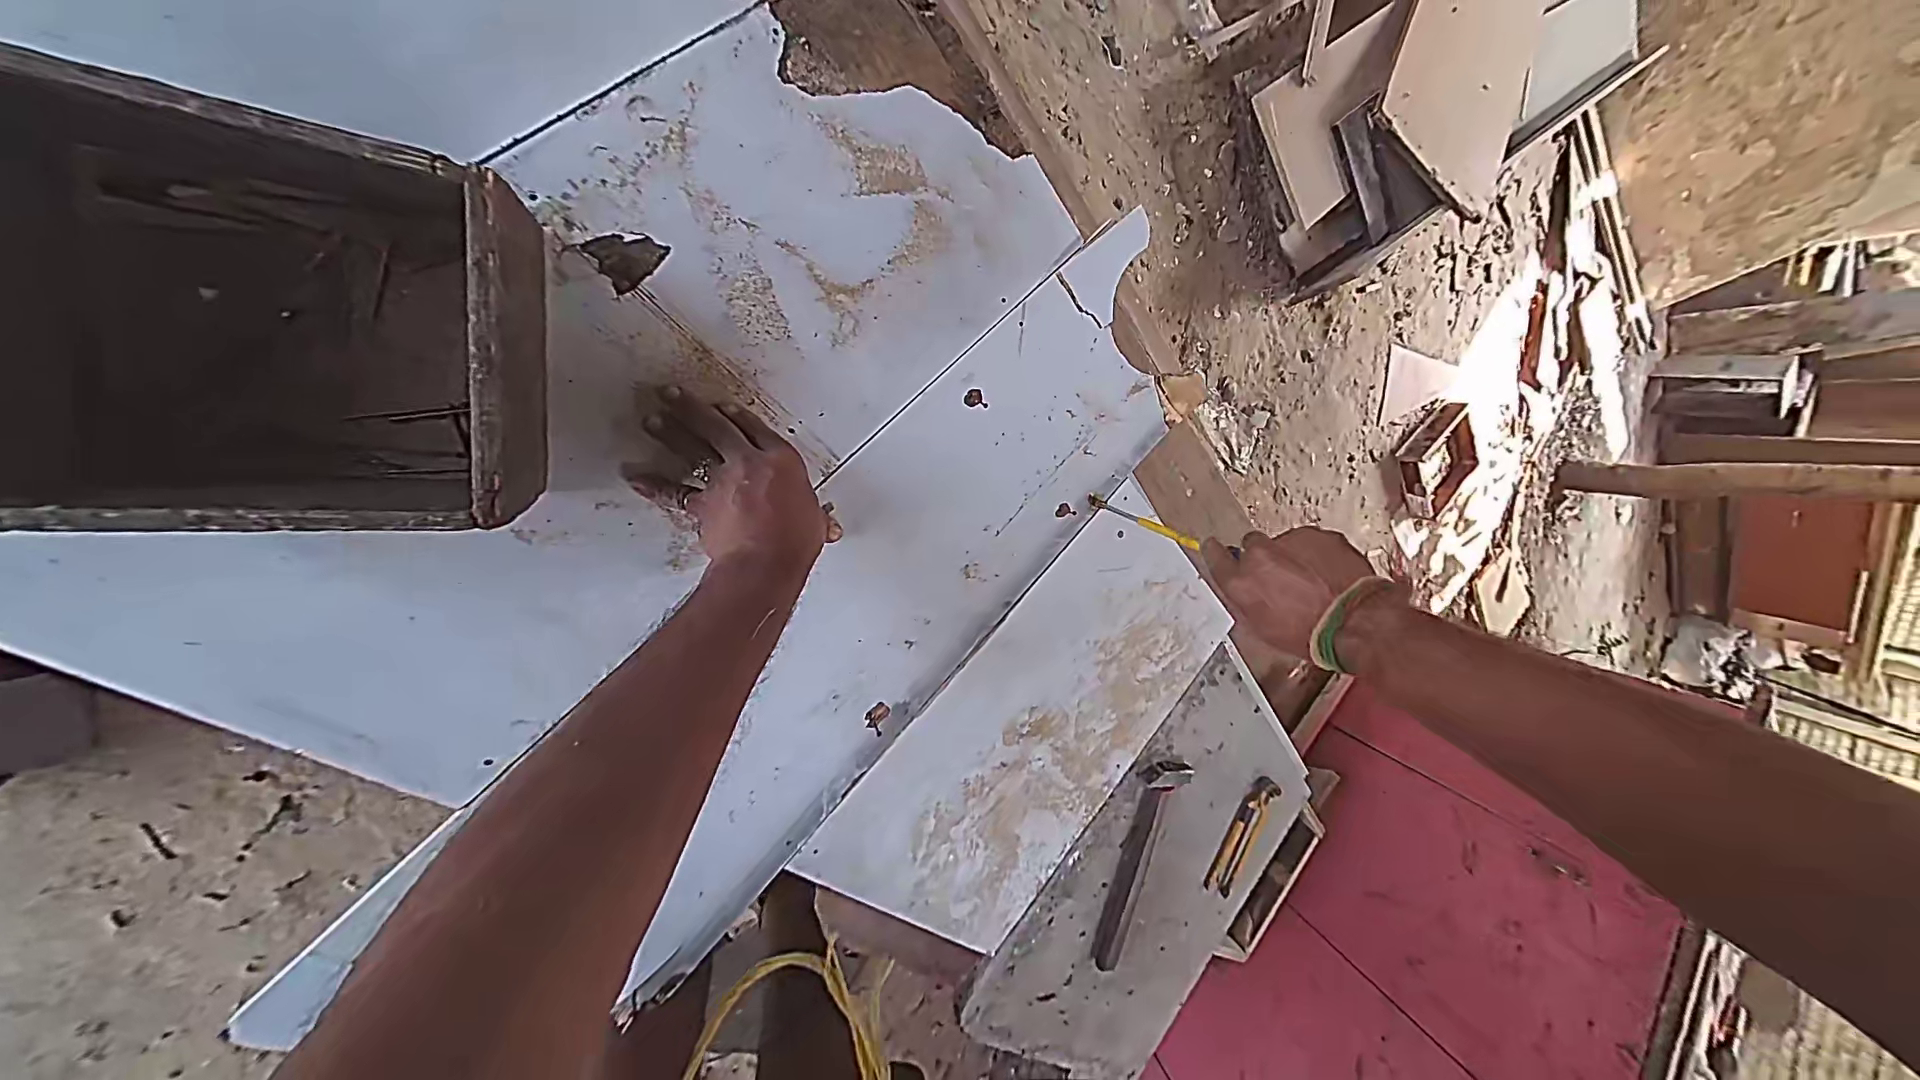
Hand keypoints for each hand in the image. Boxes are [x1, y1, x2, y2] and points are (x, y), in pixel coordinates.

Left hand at [626, 388, 833, 578]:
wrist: (764, 562)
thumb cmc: (793, 542)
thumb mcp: (814, 523)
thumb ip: (816, 518)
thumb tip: (826, 526)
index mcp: (781, 461)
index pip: (757, 429)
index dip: (739, 416)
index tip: (725, 407)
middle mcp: (748, 463)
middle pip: (717, 426)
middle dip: (692, 408)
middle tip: (672, 394)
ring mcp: (721, 482)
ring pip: (692, 450)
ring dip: (669, 432)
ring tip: (651, 419)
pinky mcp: (702, 505)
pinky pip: (675, 492)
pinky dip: (655, 485)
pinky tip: (637, 477)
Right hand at [1201, 527, 1384, 659]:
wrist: (1355, 621)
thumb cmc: (1312, 633)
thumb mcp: (1262, 629)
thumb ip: (1244, 601)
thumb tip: (1242, 594)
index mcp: (1240, 582)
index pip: (1215, 556)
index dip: (1216, 552)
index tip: (1216, 548)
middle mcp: (1259, 557)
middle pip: (1251, 546)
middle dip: (1262, 558)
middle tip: (1280, 578)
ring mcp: (1289, 542)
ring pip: (1283, 542)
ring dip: (1292, 556)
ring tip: (1312, 582)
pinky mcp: (1317, 535)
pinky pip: (1311, 541)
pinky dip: (1317, 553)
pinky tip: (1327, 575)